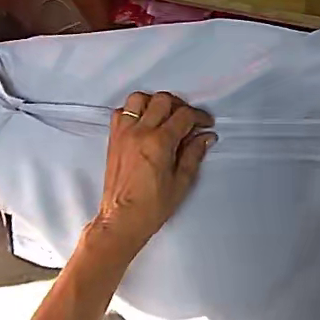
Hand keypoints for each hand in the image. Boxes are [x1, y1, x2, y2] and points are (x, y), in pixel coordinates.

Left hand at [86, 91, 215, 262]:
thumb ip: (194, 153)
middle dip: (180, 106)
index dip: (199, 117)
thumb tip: (205, 136)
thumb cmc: (152, 205)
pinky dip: (134, 111)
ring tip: (165, 116)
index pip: (184, 115)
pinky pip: (122, 113)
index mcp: (159, 143)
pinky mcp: (114, 140)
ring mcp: (124, 135)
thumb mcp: (182, 180)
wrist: (121, 220)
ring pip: (139, 99)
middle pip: (162, 100)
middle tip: (188, 119)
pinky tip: (145, 123)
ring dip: (155, 103)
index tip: (205, 124)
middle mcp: (140, 133)